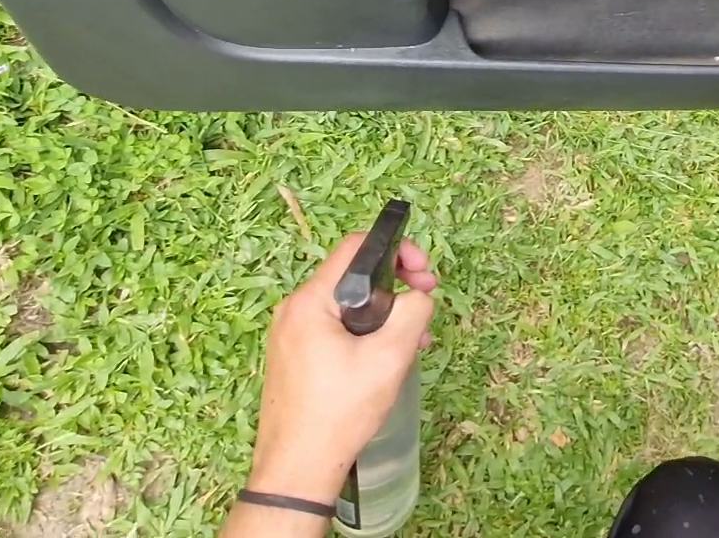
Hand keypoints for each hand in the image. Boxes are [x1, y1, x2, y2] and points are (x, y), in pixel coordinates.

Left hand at [245, 237, 437, 503]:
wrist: (297, 472)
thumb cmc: (342, 408)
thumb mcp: (391, 354)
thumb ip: (413, 310)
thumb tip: (418, 295)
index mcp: (311, 301)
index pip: (356, 247)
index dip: (396, 248)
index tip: (422, 270)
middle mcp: (295, 310)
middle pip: (353, 275)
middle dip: (396, 281)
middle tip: (427, 296)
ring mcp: (291, 335)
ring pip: (349, 304)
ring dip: (386, 310)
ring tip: (415, 335)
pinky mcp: (295, 356)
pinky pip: (337, 326)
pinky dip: (367, 330)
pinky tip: (389, 353)